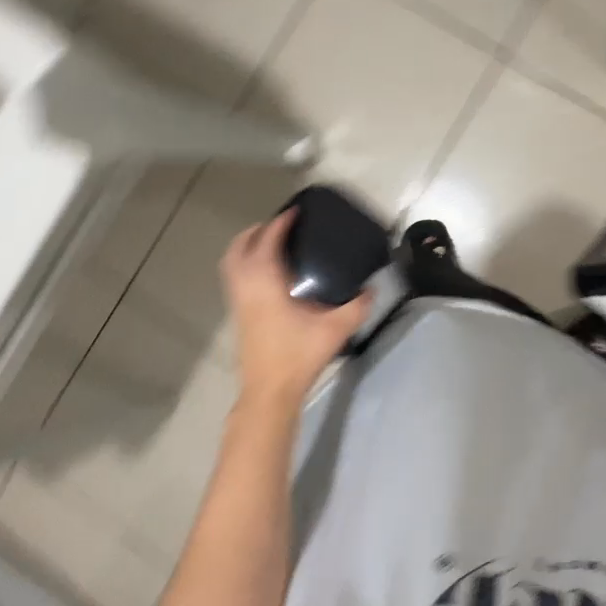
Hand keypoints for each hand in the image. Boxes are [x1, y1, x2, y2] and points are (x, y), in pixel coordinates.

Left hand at [221, 208, 374, 407]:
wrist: (269, 392)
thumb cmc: (298, 356)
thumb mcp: (335, 330)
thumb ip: (356, 307)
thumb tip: (373, 289)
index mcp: (266, 283)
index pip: (267, 242)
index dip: (280, 224)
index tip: (296, 213)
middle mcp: (246, 287)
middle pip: (240, 247)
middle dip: (257, 231)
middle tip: (280, 226)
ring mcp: (238, 302)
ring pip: (232, 263)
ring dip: (247, 247)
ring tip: (271, 244)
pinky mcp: (239, 315)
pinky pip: (235, 278)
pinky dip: (246, 265)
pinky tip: (269, 275)